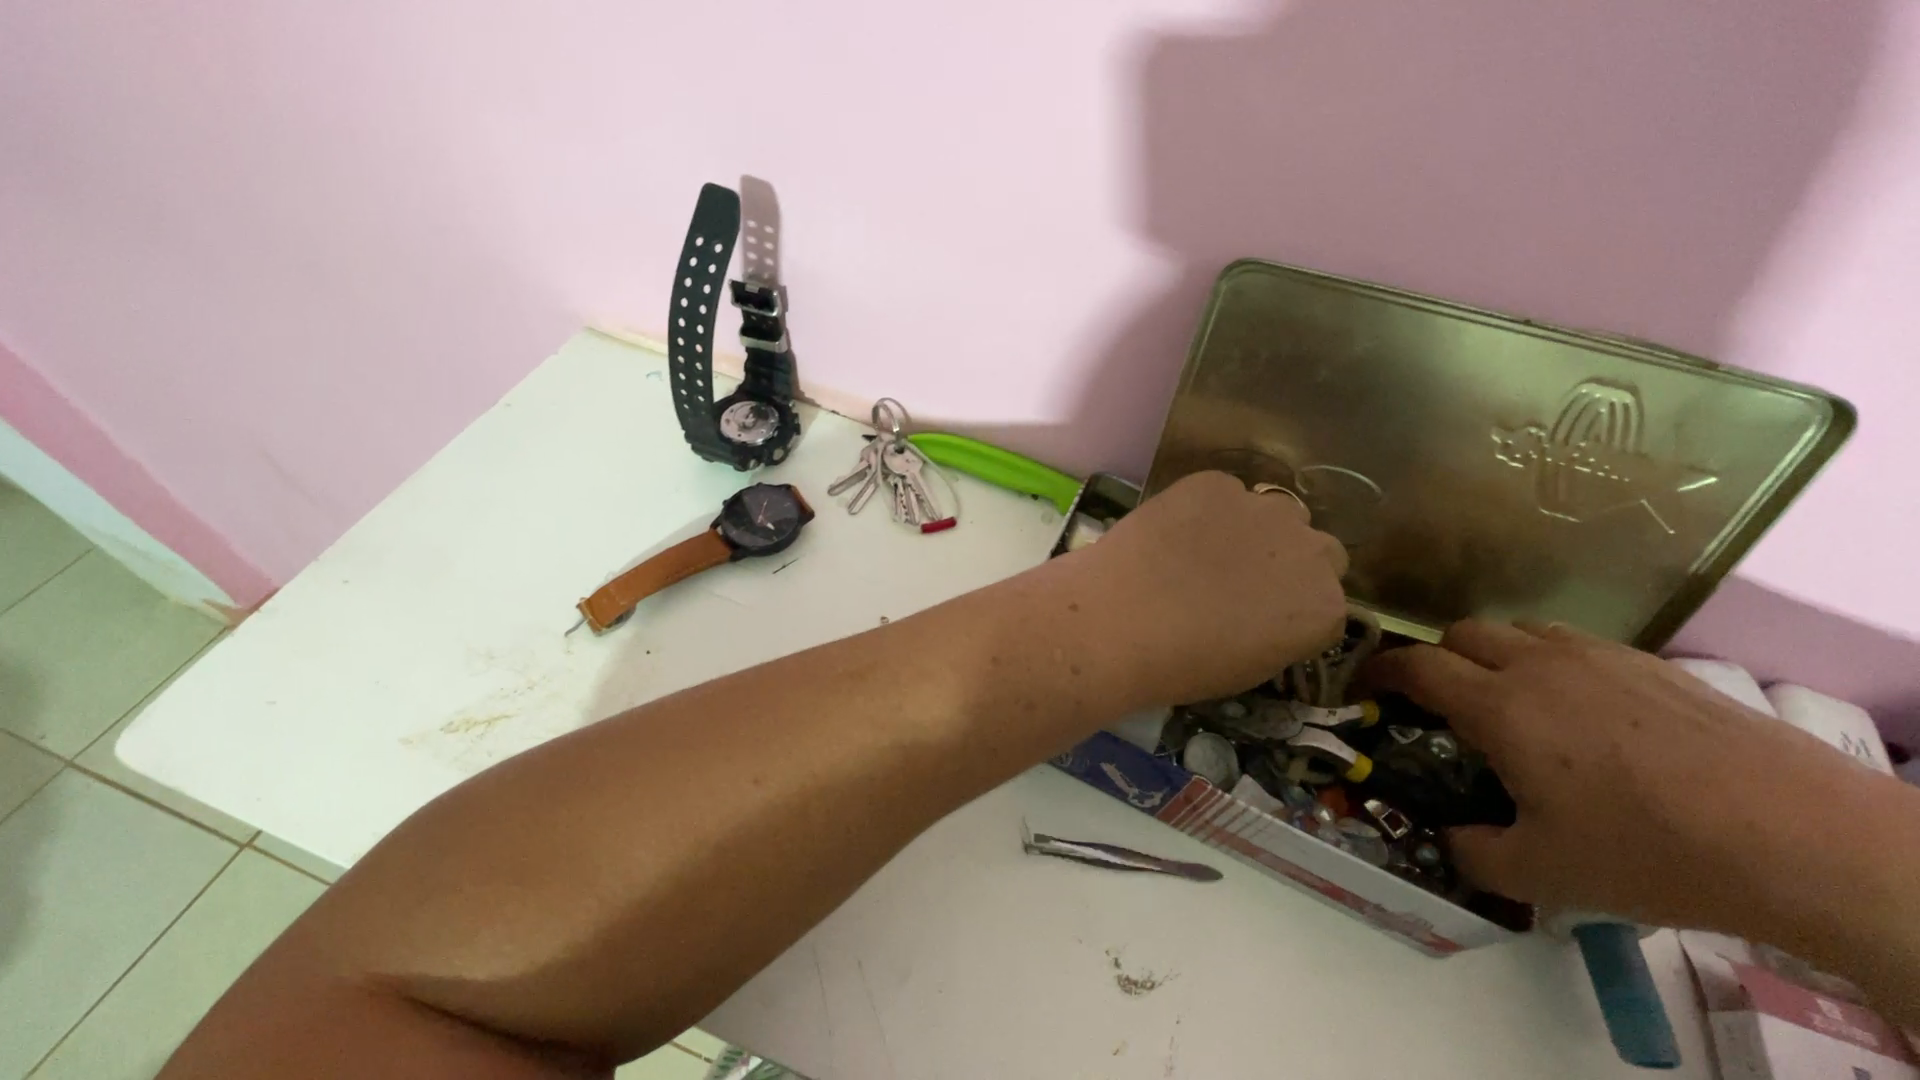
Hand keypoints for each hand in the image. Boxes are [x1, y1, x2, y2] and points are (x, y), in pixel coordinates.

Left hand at [1047, 471, 1348, 710]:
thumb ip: (1280, 633)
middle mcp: (1310, 551)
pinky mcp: (1216, 483)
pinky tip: (1173, 531)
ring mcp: (1264, 509)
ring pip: (1278, 512)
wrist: (1121, 621)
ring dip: (1257, 529)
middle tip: (1242, 582)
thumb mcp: (1250, 667)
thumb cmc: (1183, 664)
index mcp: (1326, 608)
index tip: (1263, 622)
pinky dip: (1206, 508)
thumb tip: (1268, 615)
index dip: (1294, 614)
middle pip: (1318, 550)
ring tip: (1206, 551)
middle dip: (1290, 563)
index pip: (1327, 605)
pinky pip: (1223, 492)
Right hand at [1365, 619, 1868, 930]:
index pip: (1416, 666)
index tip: (1365, 687)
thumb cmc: (1650, 851)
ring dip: (1495, 652)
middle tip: (1439, 701)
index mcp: (1500, 708)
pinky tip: (1582, 709)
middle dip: (1437, 658)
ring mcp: (1600, 658)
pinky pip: (1577, 643)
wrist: (1796, 835)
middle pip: (1464, 633)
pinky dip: (1552, 660)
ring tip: (1509, 697)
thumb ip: (1473, 853)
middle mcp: (1540, 666)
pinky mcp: (1653, 665)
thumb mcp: (1543, 874)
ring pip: (1521, 629)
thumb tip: (1448, 838)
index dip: (1380, 671)